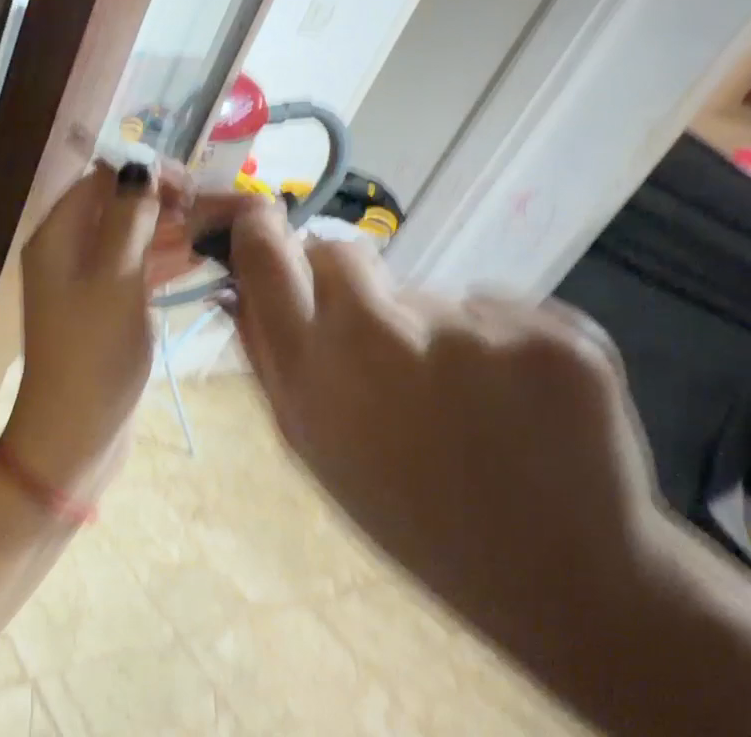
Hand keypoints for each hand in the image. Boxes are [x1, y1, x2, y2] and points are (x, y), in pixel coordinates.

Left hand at [0, 161, 255, 498]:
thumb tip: (139, 165)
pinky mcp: (105, 309)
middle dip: (166, 201)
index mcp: (55, 236)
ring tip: (228, 228)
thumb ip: (128, 219)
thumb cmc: (94, 352)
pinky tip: (205, 258)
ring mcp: (84, 282)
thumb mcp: (115, 278)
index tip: (194, 184)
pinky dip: (166, 260)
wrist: (75, 429)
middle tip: (224, 208)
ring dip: (173, 230)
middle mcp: (65, 252)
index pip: (99, 180)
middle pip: (118, 207)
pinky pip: (136, 271)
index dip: (144, 173)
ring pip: (131, 239)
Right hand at [226, 203, 663, 629]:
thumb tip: (233, 286)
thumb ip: (265, 355)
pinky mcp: (554, 335)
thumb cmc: (400, 506)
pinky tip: (510, 397)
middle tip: (371, 337)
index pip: (268, 256)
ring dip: (426, 324)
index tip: (260, 222)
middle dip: (345, 281)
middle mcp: (384, 332)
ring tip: (457, 395)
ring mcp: (474, 330)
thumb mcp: (304, 439)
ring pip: (425, 291)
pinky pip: (499, 308)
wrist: (556, 567)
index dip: (259, 229)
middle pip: (343, 253)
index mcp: (313, 365)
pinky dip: (496, 340)